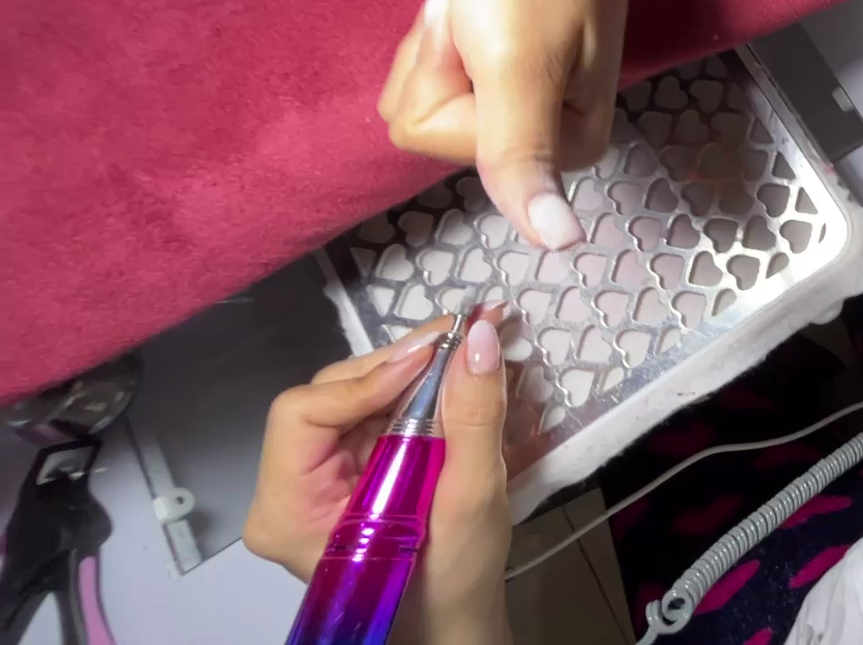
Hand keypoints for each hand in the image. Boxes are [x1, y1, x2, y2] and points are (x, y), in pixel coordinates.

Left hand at [244, 309, 513, 642]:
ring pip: (357, 392)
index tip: (437, 357)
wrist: (450, 618)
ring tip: (473, 351)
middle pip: (332, 393)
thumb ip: (473, 415)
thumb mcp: (471, 494)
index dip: (369, 379)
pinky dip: (422, 385)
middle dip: (401, 363)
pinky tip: (460, 377)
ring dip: (417, 367)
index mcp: (292, 507)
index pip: (304, 413)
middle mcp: (291, 485)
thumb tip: (480, 335)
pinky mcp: (353, 466)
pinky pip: (378, 408)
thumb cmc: (452, 574)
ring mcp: (321, 474)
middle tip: (469, 337)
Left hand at [380, 0, 631, 249]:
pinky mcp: (516, 84)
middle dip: (441, 58)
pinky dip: (446, 37)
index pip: (437, 136)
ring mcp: (530, 112)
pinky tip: (482, 12)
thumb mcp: (518, 62)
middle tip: (486, 15)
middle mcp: (546, 143)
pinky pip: (442, 77)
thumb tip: (561, 245)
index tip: (493, 31)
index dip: (447, 74)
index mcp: (560, 148)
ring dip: (441, 43)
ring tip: (484, 9)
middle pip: (428, 121)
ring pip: (427, 97)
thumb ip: (523, 154)